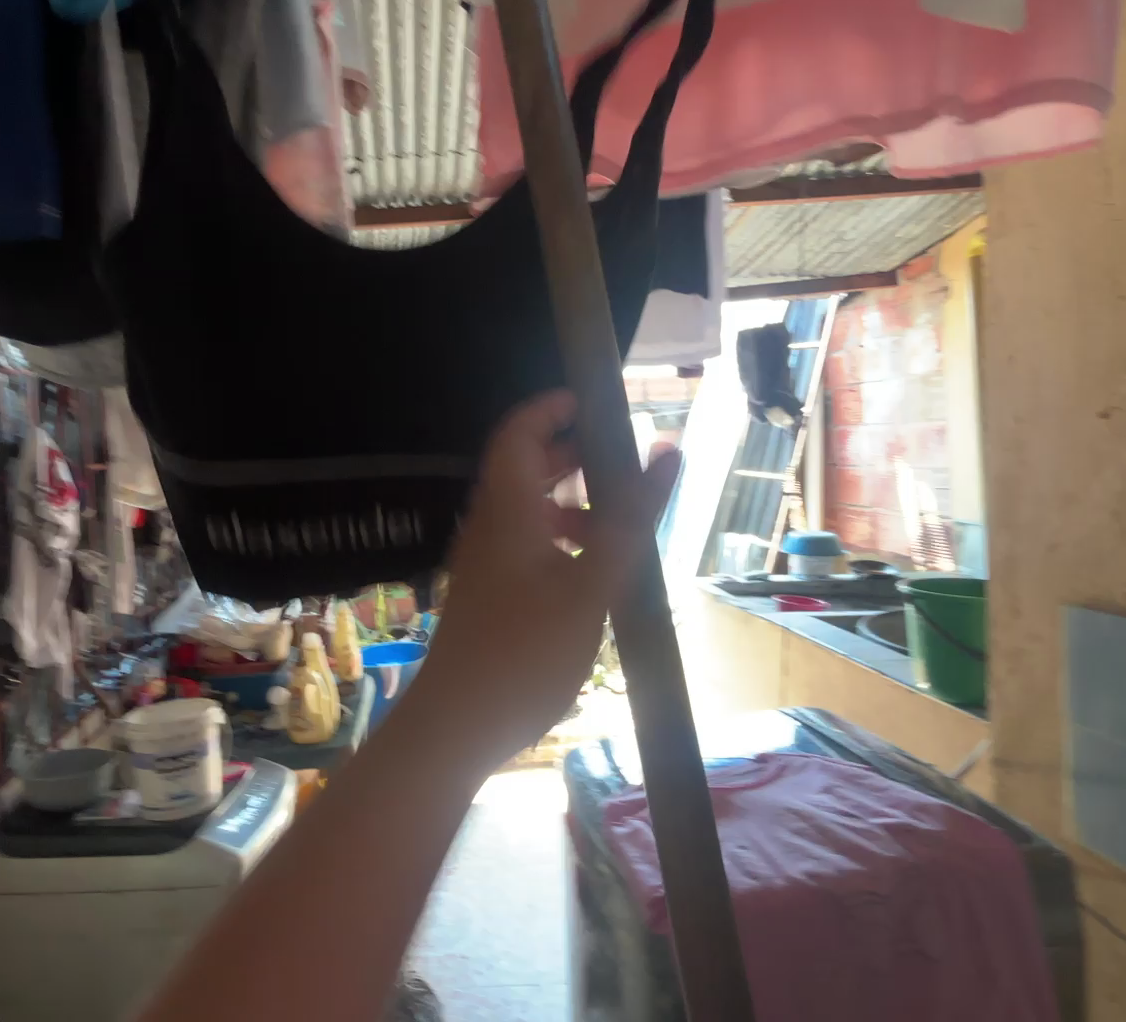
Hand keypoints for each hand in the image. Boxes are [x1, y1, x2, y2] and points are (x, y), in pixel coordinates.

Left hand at [395, 389, 680, 769]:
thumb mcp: (590, 585)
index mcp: (506, 510)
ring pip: (527, 507)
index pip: (518, 432)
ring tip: (620, 517)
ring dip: (570, 499)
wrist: (458, 724)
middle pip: (524, 466)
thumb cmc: (524, 653)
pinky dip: (559, 535)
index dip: (551, 407)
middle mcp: (488, 525)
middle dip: (572, 453)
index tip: (596, 401)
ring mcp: (484, 559)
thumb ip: (630, 520)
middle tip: (624, 461)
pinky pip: (525, 541)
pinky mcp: (489, 590)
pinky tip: (592, 566)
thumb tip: (667, 453)